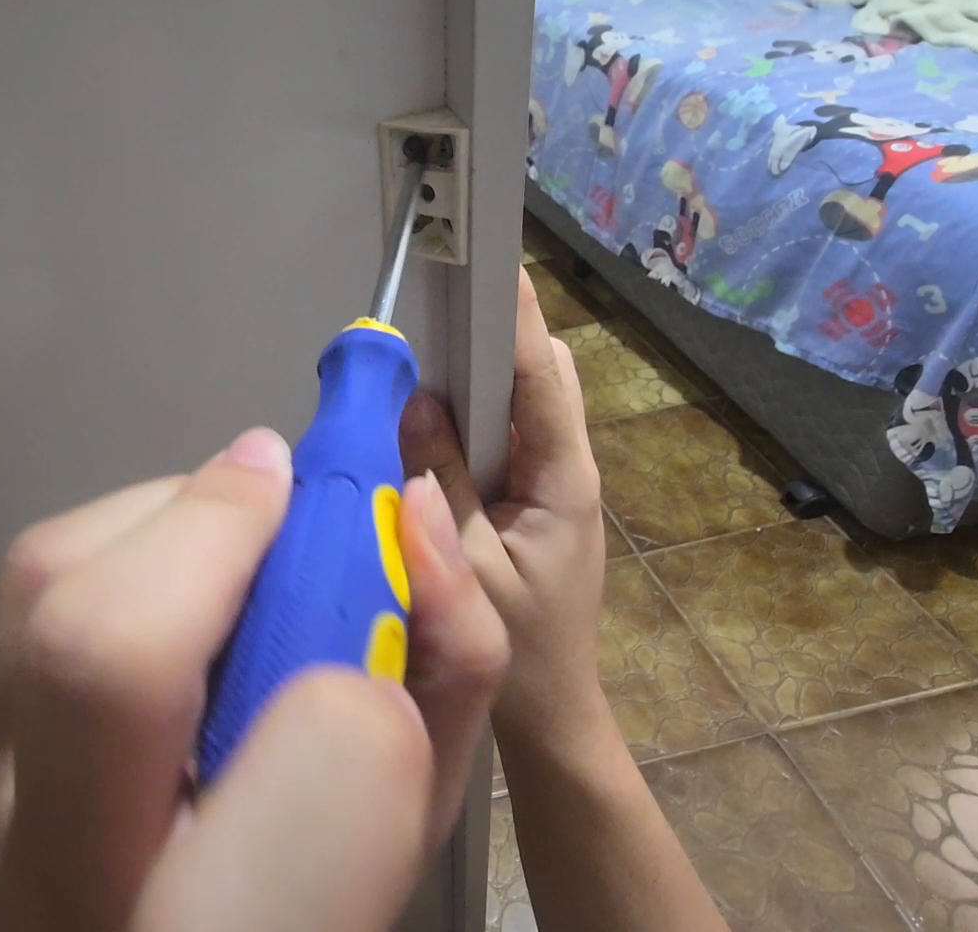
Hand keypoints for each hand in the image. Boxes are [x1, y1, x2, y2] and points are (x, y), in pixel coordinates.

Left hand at [0, 426, 508, 930]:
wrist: (159, 917)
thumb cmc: (313, 883)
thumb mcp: (423, 799)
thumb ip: (445, 659)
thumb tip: (411, 510)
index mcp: (207, 926)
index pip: (224, 755)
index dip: (276, 621)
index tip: (331, 512)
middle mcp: (51, 870)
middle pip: (93, 636)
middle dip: (207, 526)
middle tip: (286, 504)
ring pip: (44, 575)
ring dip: (162, 525)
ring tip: (235, 554)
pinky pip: (29, 580)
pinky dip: (123, 544)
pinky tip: (176, 586)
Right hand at [398, 266, 609, 752]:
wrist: (553, 714)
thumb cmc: (518, 654)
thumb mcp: (467, 570)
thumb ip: (440, 483)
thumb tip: (413, 403)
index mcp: (564, 477)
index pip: (541, 375)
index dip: (513, 316)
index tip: (480, 263)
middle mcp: (564, 465)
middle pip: (538, 372)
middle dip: (492, 333)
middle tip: (431, 307)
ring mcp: (548, 479)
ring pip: (517, 399)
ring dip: (476, 372)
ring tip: (420, 350)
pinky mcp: (526, 495)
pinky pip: (499, 434)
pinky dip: (465, 413)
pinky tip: (424, 416)